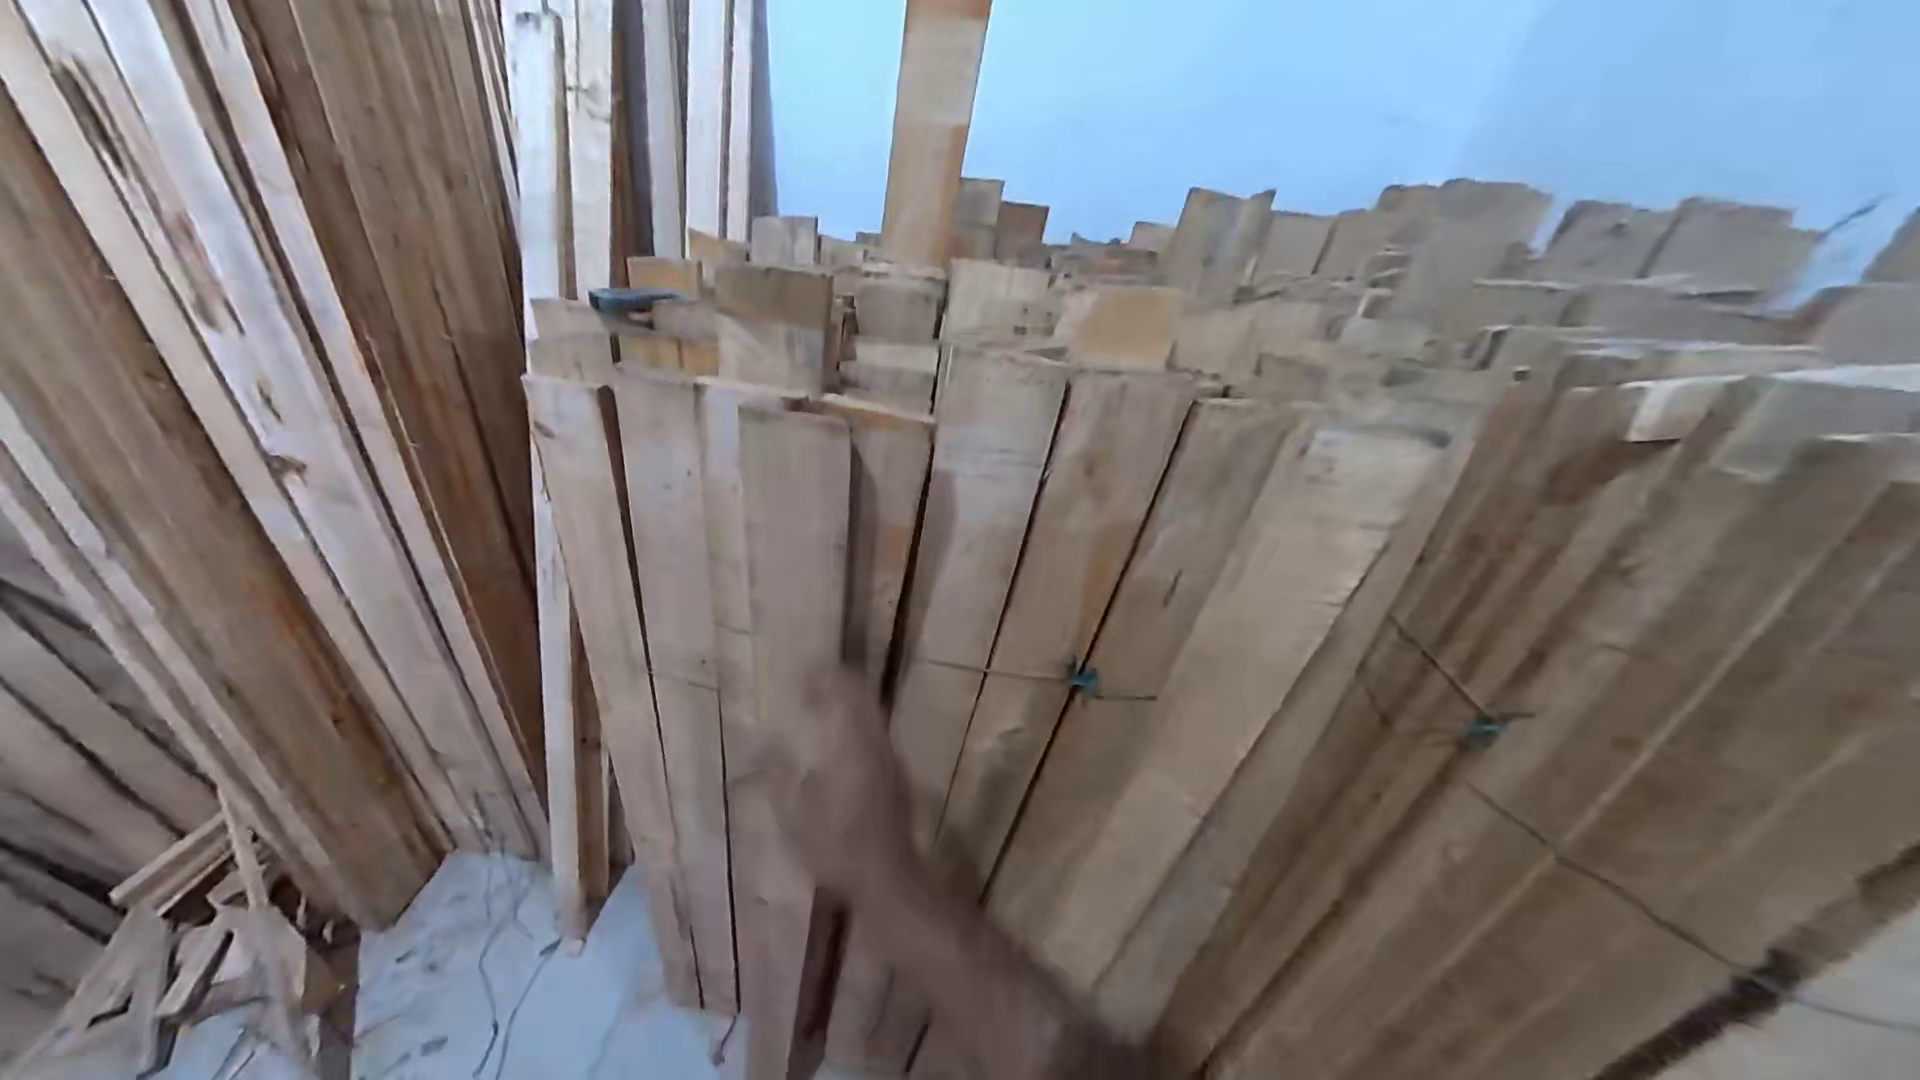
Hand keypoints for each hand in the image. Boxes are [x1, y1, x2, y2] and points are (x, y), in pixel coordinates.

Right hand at [768, 667, 914, 896]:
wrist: (889, 878)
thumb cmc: (837, 849)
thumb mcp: (794, 818)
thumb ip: (778, 776)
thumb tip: (766, 743)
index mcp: (853, 744)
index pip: (845, 691)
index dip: (824, 679)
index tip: (801, 682)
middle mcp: (878, 742)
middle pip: (862, 697)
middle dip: (836, 688)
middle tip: (809, 694)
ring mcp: (893, 757)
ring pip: (871, 715)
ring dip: (847, 708)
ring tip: (821, 716)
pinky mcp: (900, 773)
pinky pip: (877, 735)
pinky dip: (857, 728)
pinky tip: (840, 749)